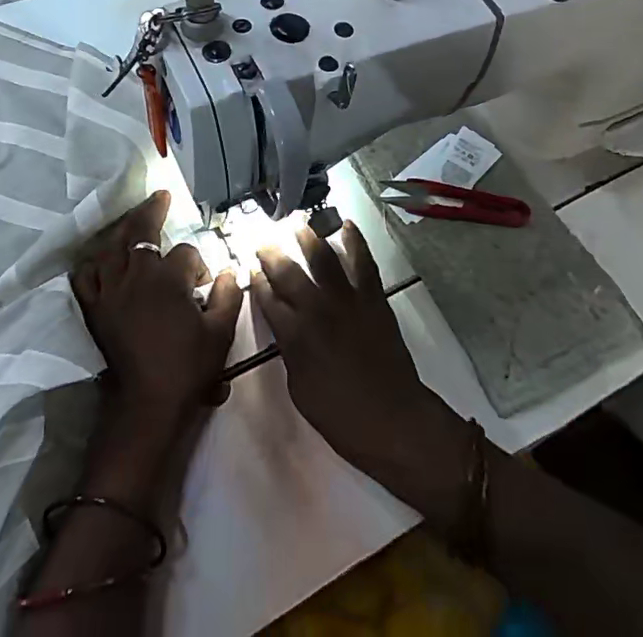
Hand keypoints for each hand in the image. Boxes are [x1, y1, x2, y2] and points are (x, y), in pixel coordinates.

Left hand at [70, 191, 243, 427]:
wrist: (148, 402)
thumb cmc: (188, 368)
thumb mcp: (221, 333)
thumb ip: (228, 297)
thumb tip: (229, 272)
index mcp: (168, 278)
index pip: (187, 252)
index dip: (200, 263)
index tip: (206, 281)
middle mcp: (135, 275)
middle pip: (140, 231)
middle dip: (152, 210)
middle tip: (160, 195)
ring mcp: (109, 290)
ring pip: (110, 247)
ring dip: (122, 231)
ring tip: (131, 223)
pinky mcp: (93, 308)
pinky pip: (85, 276)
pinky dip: (91, 265)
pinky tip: (100, 262)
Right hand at [251, 222, 478, 531]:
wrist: (392, 419)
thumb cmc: (338, 413)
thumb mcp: (298, 385)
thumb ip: (289, 349)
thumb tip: (286, 327)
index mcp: (292, 334)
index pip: (266, 298)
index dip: (256, 282)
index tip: (249, 270)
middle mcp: (315, 310)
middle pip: (287, 273)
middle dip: (271, 255)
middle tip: (263, 243)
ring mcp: (346, 300)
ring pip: (323, 258)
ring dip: (308, 238)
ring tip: (297, 223)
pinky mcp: (373, 299)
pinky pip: (363, 263)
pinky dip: (355, 242)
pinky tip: (347, 226)